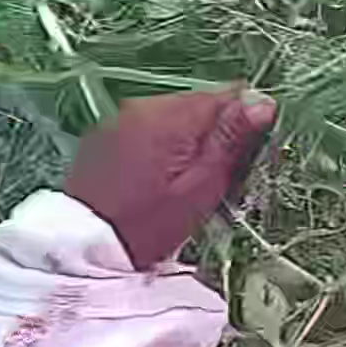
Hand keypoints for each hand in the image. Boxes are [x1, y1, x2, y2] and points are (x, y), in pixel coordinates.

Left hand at [65, 87, 276, 268]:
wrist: (81, 251)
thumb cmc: (150, 223)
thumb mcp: (202, 185)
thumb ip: (232, 138)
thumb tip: (264, 101)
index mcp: (172, 116)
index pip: (230, 95)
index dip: (246, 122)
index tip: (246, 154)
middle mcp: (146, 105)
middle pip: (204, 103)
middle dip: (219, 132)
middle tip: (218, 174)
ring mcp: (122, 117)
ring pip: (180, 115)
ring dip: (193, 137)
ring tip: (188, 178)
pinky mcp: (108, 133)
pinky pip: (153, 126)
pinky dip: (167, 143)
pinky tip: (161, 175)